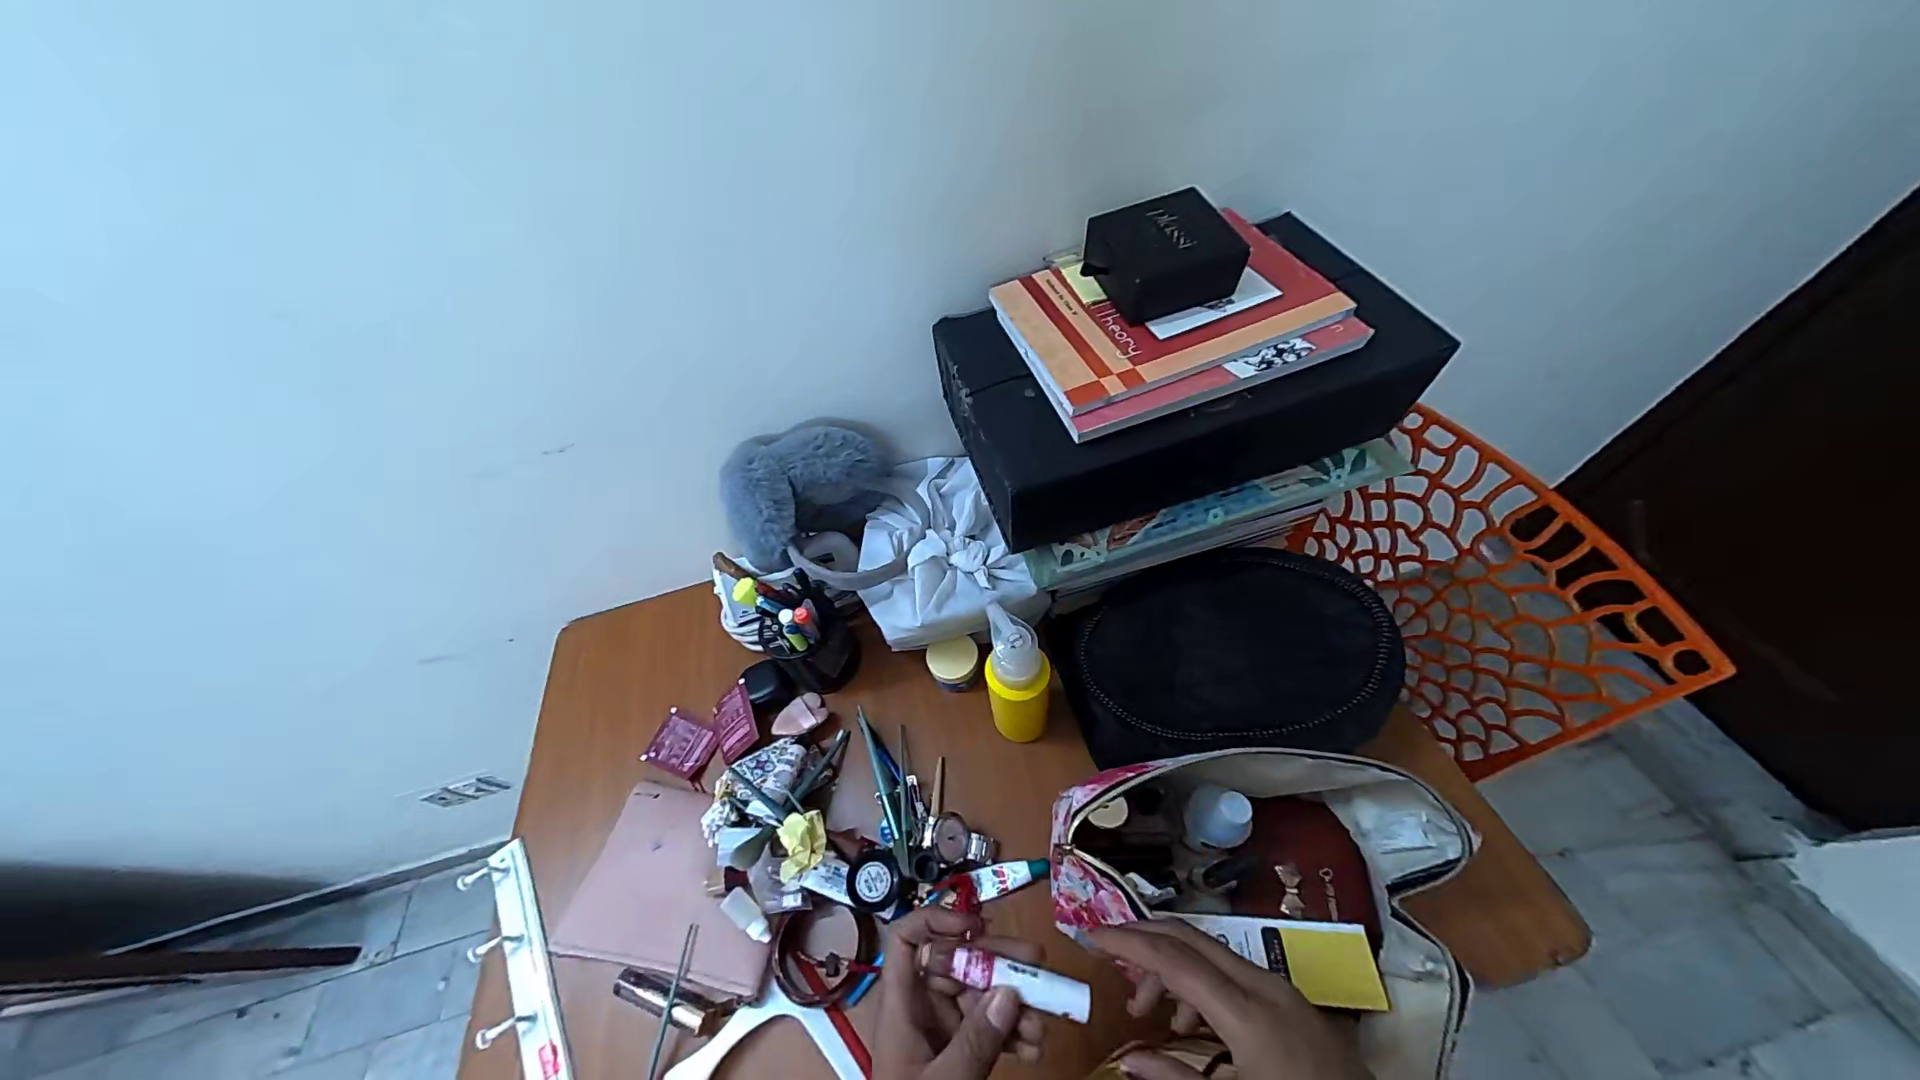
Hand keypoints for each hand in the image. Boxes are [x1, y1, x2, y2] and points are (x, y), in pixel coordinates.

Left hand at [873, 906, 1049, 1079]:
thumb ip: (975, 1041)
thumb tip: (1009, 992)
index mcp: (901, 1004)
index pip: (906, 940)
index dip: (935, 921)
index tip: (974, 924)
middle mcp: (922, 1007)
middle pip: (956, 962)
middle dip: (997, 960)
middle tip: (1036, 960)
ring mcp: (942, 1030)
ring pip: (980, 994)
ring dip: (1014, 1002)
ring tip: (1043, 1020)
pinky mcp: (961, 1052)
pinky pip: (989, 1026)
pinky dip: (1012, 1032)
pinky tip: (1033, 1047)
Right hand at [1090, 920, 1371, 1079]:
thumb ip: (1177, 1079)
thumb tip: (1130, 1060)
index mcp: (1247, 1012)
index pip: (1172, 957)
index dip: (1126, 942)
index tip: (1090, 936)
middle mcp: (1262, 984)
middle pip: (1188, 938)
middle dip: (1142, 939)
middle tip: (1107, 955)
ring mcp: (1280, 989)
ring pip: (1209, 952)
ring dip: (1170, 967)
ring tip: (1147, 1009)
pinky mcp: (1291, 1002)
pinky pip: (1231, 973)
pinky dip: (1199, 982)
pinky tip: (1190, 1020)